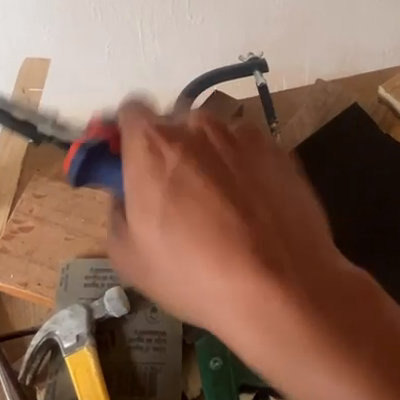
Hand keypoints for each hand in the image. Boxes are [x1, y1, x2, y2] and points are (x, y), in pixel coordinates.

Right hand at [107, 101, 362, 340]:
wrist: (282, 289)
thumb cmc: (193, 274)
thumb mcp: (128, 255)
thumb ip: (117, 209)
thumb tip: (127, 194)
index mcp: (152, 142)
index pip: (130, 110)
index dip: (126, 134)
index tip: (129, 161)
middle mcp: (197, 125)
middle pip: (175, 123)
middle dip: (170, 149)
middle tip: (175, 193)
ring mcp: (243, 135)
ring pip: (215, 137)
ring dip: (210, 158)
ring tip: (221, 205)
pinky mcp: (279, 152)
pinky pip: (249, 152)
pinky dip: (244, 170)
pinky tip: (252, 209)